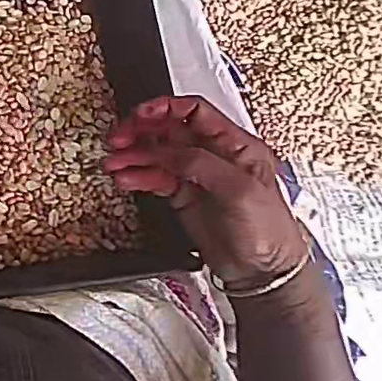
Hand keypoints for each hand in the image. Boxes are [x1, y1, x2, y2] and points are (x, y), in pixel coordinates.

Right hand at [102, 96, 309, 289]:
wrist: (262, 272)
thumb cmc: (267, 230)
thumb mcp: (239, 189)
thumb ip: (202, 163)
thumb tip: (168, 150)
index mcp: (234, 144)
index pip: (195, 112)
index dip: (166, 108)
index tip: (141, 113)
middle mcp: (213, 155)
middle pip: (170, 131)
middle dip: (141, 131)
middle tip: (118, 137)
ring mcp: (197, 176)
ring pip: (158, 155)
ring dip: (134, 155)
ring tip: (114, 162)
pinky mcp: (184, 196)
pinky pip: (156, 178)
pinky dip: (138, 177)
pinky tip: (125, 178)